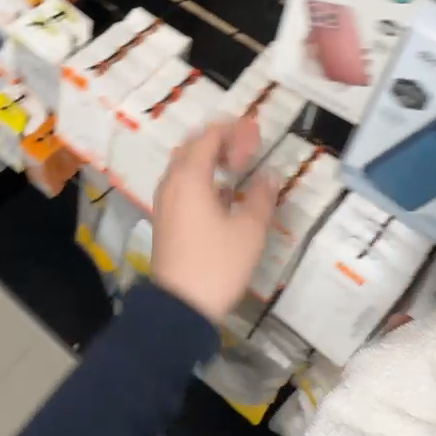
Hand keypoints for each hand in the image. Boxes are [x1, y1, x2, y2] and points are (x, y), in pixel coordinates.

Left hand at [150, 118, 278, 322]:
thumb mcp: (249, 231)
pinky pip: (182, 184)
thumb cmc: (217, 264)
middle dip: (221, 140)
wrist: (180, 306)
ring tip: (239, 167)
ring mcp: (165, 201)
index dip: (232, 129)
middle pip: (193, 147)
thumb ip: (263, 197)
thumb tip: (270, 174)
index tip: (256, 132)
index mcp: (189, 177)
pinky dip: (203, 178)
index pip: (208, 137)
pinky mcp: (166, 218)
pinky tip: (225, 195)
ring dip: (210, 159)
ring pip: (185, 166)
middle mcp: (172, 182)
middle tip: (248, 148)